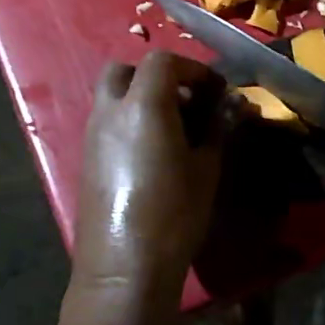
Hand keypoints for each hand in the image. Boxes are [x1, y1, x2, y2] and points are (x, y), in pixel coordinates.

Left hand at [71, 52, 233, 294]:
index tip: (217, 89)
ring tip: (177, 127)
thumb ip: (220, 127)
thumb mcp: (207, 167)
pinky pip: (108, 119)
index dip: (193, 68)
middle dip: (159, 75)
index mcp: (143, 106)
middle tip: (189, 101)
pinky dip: (131, 118)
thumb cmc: (175, 213)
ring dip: (143, 96)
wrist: (126, 263)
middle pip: (125, 69)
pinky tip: (156, 150)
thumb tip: (237, 102)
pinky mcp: (87, 156)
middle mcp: (110, 111)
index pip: (163, 61)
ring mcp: (92, 134)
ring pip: (112, 94)